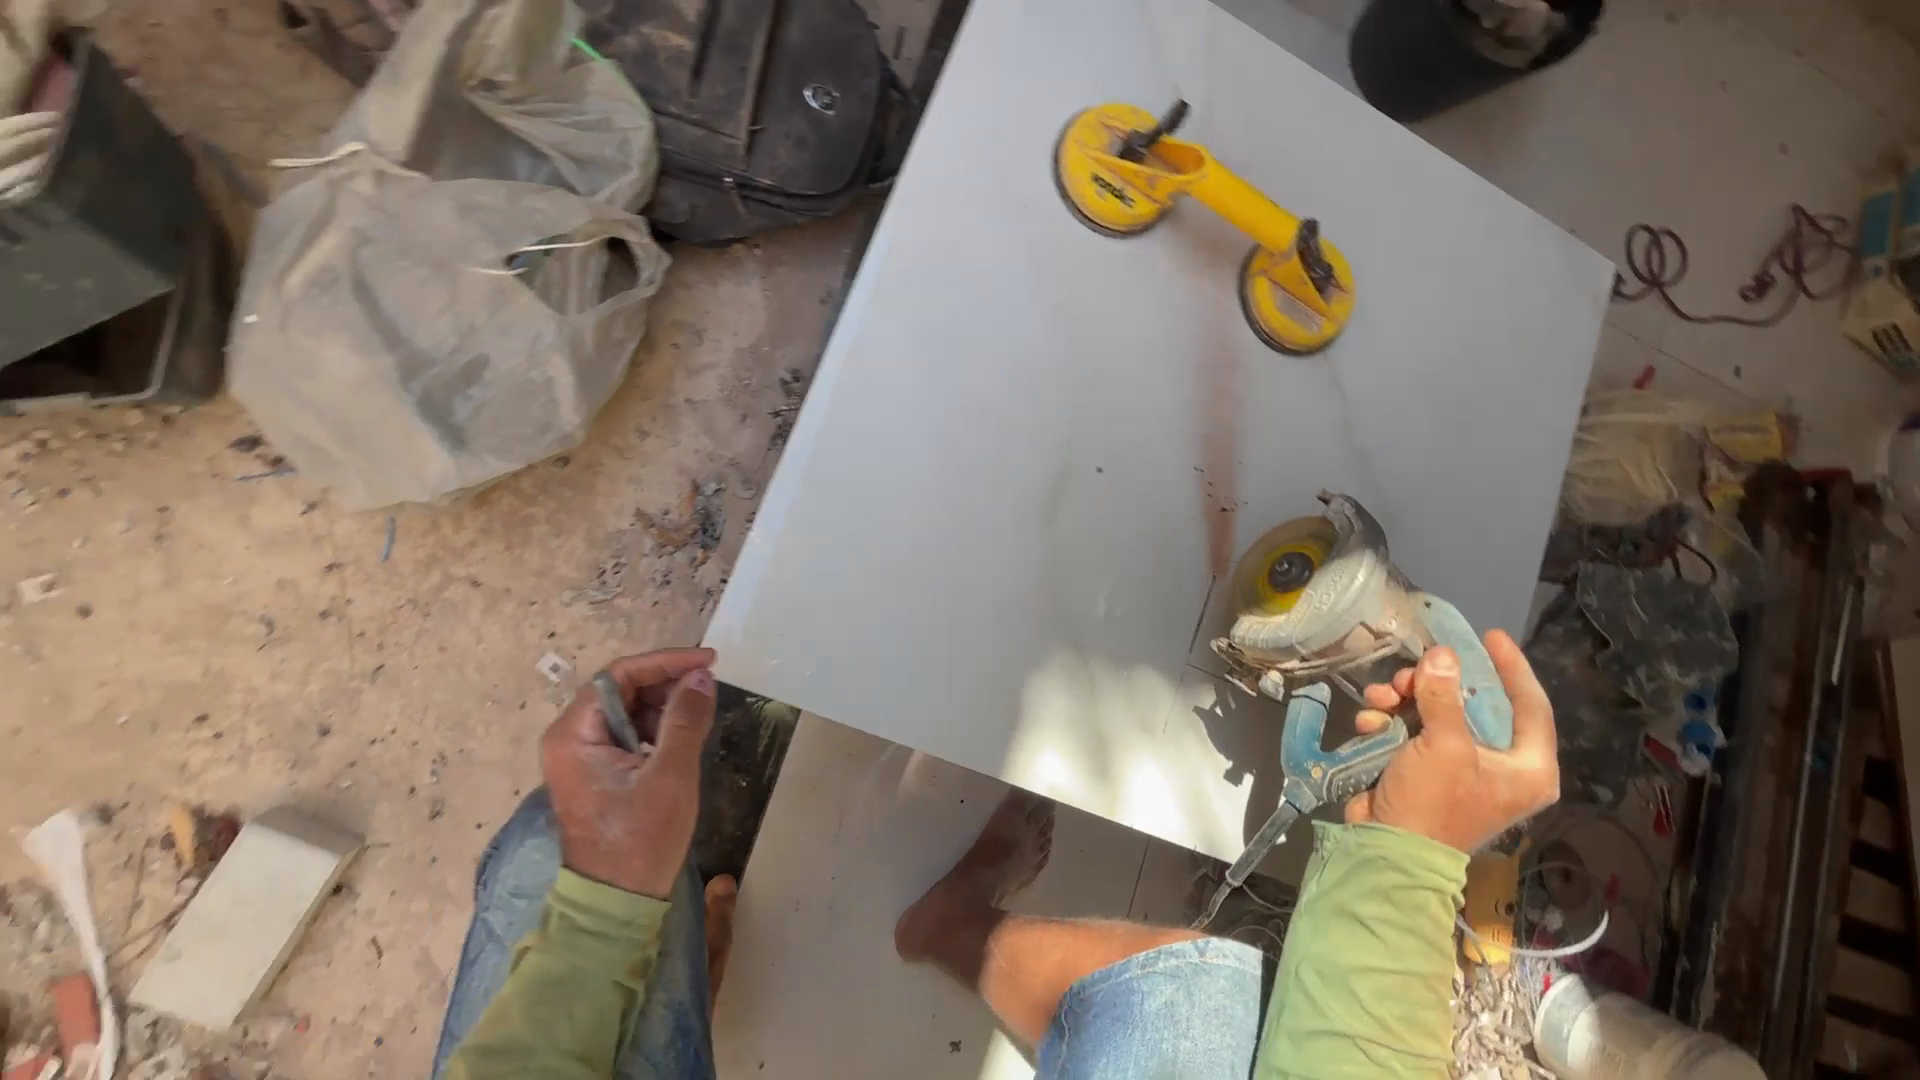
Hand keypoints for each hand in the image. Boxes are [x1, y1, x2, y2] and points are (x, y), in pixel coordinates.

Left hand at [541, 647, 716, 897]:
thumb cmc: (641, 838)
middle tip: (708, 689)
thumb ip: (686, 720)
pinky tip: (682, 740)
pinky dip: (657, 728)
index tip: (709, 661)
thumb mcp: (671, 774)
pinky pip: (628, 732)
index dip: (666, 662)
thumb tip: (702, 676)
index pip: (619, 675)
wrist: (618, 902)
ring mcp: (581, 756)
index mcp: (573, 735)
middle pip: (621, 689)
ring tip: (698, 718)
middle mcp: (569, 738)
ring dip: (664, 707)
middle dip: (667, 685)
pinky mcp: (597, 771)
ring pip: (627, 709)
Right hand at [1346, 629, 1557, 852]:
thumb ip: (1445, 696)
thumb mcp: (1443, 746)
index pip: (1531, 706)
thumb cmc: (1434, 803)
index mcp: (1527, 768)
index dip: (1512, 668)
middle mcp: (1500, 765)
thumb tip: (1443, 655)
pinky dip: (1389, 721)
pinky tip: (1370, 722)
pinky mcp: (1424, 769)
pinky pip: (1411, 729)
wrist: (1389, 850)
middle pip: (1473, 703)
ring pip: (1436, 712)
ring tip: (1381, 697)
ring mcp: (1459, 766)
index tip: (1491, 636)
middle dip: (1436, 683)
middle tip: (1411, 672)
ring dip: (1404, 698)